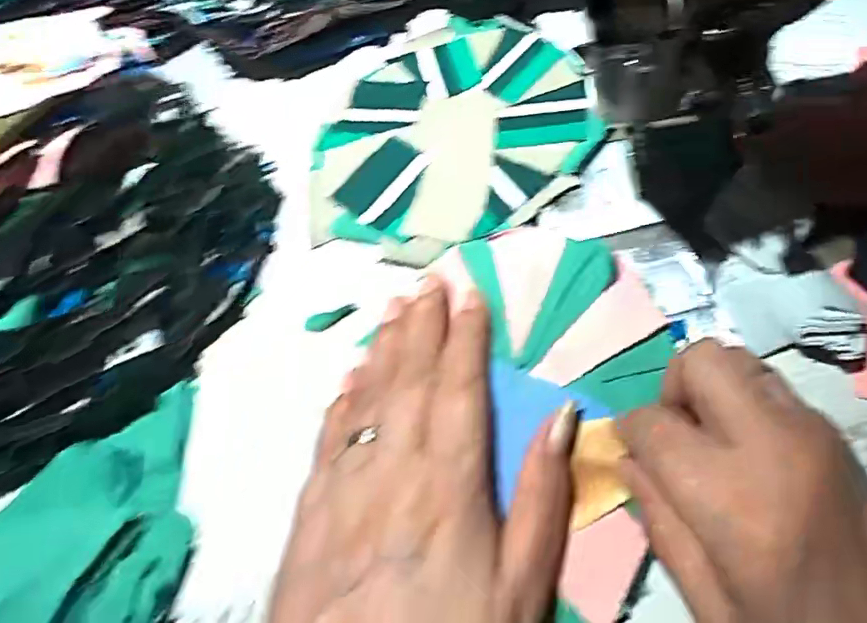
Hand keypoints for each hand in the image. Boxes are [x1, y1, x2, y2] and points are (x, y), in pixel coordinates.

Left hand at [271, 276, 576, 622]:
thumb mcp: (522, 584)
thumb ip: (542, 494)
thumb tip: (563, 412)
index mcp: (449, 489)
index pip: (459, 392)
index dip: (466, 338)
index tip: (472, 294)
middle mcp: (391, 482)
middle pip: (409, 387)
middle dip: (422, 329)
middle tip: (429, 282)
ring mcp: (339, 507)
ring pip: (364, 409)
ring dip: (381, 354)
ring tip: (393, 311)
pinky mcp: (303, 536)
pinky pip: (325, 452)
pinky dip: (339, 408)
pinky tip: (347, 383)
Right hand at [618, 341, 866, 622]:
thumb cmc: (792, 620)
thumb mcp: (713, 603)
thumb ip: (663, 527)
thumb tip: (628, 461)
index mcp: (736, 500)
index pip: (659, 428)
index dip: (630, 428)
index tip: (627, 441)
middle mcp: (773, 441)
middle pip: (704, 360)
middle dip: (674, 386)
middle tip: (674, 433)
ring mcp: (805, 421)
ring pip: (737, 357)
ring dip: (710, 386)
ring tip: (709, 437)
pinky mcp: (825, 418)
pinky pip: (767, 380)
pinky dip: (742, 396)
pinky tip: (745, 443)